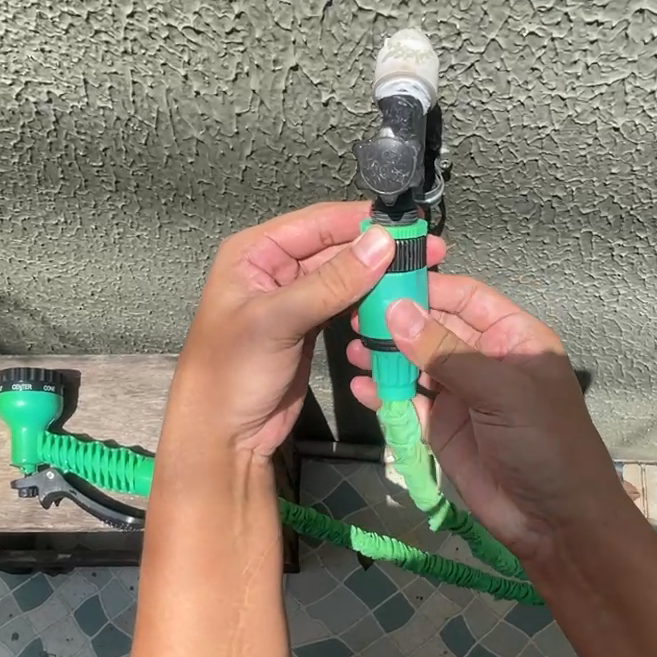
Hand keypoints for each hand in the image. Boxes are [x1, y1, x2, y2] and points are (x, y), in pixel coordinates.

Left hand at [172, 202, 447, 458]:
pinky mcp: (310, 328)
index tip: (410, 225)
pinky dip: (369, 305)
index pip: (317, 223)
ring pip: (345, 278)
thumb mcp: (279, 321)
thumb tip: (384, 242)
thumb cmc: (234, 371)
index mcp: (255, 252)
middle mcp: (274, 268)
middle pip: (335, 248)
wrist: (225, 435)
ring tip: (422, 277)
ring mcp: (294, 299)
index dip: (363, 221)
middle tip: (430, 253)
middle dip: (378, 251)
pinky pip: (345, 305)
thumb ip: (332, 281)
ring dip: (379, 278)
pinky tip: (397, 304)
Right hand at [348, 274, 629, 564]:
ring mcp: (462, 396)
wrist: (554, 522)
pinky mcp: (443, 429)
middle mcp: (485, 360)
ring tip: (351, 349)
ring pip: (417, 365)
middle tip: (355, 315)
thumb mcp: (501, 391)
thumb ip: (445, 352)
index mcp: (513, 338)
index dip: (429, 287)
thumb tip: (395, 311)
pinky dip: (384, 394)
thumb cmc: (544, 443)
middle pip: (435, 328)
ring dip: (386, 356)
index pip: (467, 298)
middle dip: (398, 321)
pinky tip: (361, 388)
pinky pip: (408, 403)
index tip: (384, 279)